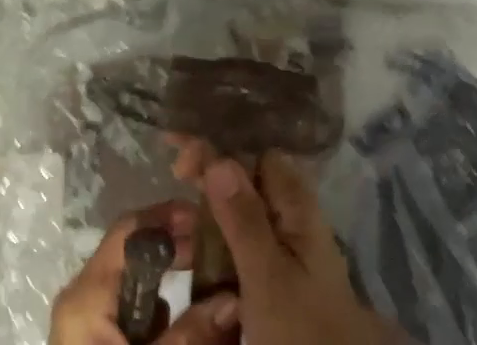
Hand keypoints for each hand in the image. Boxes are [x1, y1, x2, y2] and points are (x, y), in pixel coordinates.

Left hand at [50, 201, 240, 344]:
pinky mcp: (98, 343)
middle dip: (182, 250)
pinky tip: (198, 322)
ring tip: (220, 283)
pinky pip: (135, 313)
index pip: (129, 229)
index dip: (170, 216)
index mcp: (87, 294)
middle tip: (224, 252)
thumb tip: (235, 297)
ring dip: (177, 283)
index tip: (211, 217)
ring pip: (139, 286)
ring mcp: (88, 322)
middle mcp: (83, 298)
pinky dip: (166, 312)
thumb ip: (192, 333)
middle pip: (136, 253)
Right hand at [167, 139, 394, 344]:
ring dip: (210, 210)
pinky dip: (216, 239)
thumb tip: (217, 157)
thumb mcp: (268, 275)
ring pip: (242, 210)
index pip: (258, 156)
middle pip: (248, 180)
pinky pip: (241, 241)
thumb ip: (244, 219)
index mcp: (298, 209)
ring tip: (178, 219)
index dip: (220, 151)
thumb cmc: (301, 325)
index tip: (178, 158)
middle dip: (210, 176)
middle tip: (174, 183)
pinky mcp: (275, 273)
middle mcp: (293, 219)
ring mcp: (285, 246)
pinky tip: (193, 248)